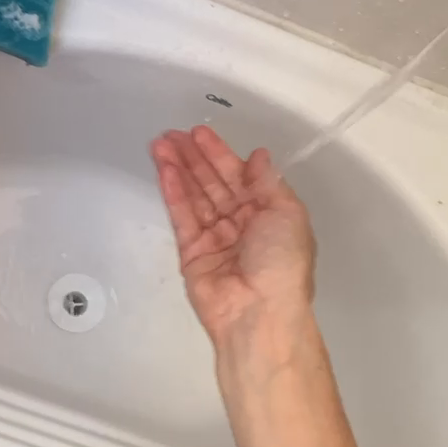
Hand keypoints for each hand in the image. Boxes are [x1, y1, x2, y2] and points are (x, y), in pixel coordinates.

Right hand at [150, 126, 316, 352]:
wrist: (258, 312)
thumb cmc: (281, 263)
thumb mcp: (287, 213)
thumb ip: (267, 182)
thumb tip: (258, 156)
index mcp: (268, 214)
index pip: (240, 177)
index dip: (220, 154)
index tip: (200, 134)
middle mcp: (241, 224)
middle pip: (213, 183)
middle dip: (194, 158)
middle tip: (172, 135)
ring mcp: (214, 238)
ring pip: (194, 197)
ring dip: (178, 170)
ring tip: (160, 146)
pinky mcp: (191, 253)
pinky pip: (182, 217)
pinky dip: (173, 193)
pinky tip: (164, 171)